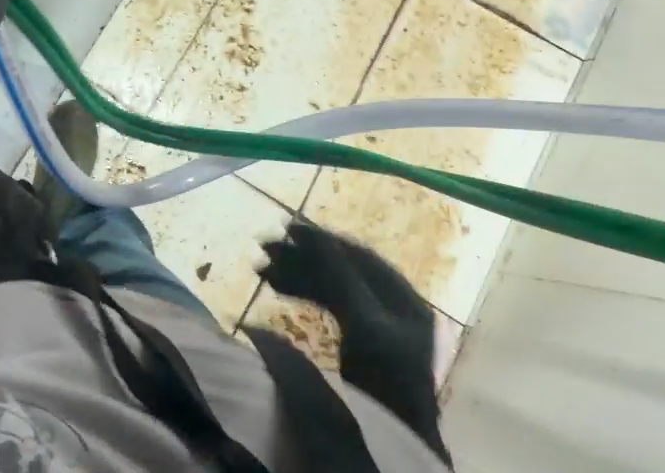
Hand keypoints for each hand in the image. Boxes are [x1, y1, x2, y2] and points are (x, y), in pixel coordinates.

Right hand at [259, 219, 449, 461]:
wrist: (390, 436)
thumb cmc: (383, 378)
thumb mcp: (362, 321)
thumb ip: (339, 276)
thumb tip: (310, 233)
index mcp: (404, 298)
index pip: (359, 255)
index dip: (322, 239)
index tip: (284, 227)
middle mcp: (393, 306)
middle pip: (343, 270)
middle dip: (302, 258)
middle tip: (262, 249)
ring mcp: (377, 325)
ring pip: (331, 286)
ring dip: (295, 273)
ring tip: (260, 270)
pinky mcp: (358, 340)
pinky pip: (327, 304)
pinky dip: (301, 292)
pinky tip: (276, 288)